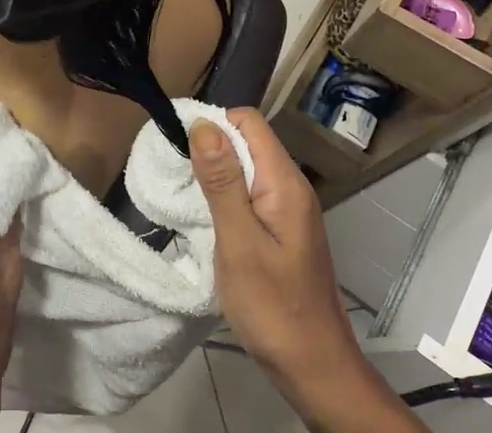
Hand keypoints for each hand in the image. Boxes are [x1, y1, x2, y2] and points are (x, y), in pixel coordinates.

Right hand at [191, 111, 352, 384]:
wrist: (314, 369)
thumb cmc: (273, 307)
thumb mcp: (239, 242)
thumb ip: (222, 182)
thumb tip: (203, 124)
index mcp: (284, 183)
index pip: (248, 122)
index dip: (212, 125)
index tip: (179, 149)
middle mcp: (291, 188)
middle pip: (247, 141)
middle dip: (210, 149)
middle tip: (177, 178)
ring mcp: (289, 211)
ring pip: (247, 169)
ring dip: (215, 175)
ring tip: (186, 200)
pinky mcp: (282, 231)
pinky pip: (250, 194)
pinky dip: (225, 198)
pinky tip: (208, 222)